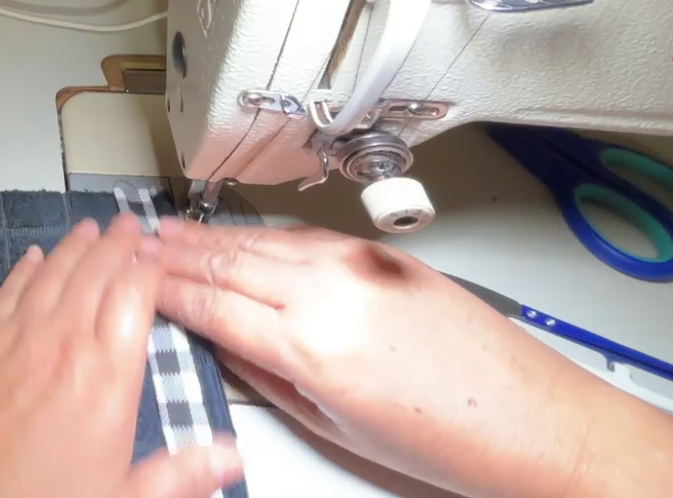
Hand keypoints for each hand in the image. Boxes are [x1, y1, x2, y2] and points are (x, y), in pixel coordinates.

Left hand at [0, 214, 243, 497]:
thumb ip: (179, 474)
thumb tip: (233, 455)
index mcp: (106, 377)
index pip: (134, 300)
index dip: (148, 268)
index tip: (160, 251)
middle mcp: (64, 340)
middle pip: (95, 274)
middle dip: (117, 244)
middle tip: (132, 222)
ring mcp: (19, 331)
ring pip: (53, 272)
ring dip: (74, 246)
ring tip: (92, 227)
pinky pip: (10, 289)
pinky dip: (25, 268)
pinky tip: (34, 255)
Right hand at [150, 219, 604, 497]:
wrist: (540, 420)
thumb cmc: (446, 442)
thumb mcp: (334, 427)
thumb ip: (263, 374)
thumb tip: (216, 339)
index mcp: (310, 349)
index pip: (210, 306)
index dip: (163, 290)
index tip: (133, 280)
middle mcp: (323, 294)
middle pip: (222, 262)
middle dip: (171, 253)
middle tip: (132, 244)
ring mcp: (347, 262)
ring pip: (250, 239)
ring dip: (201, 235)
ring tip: (164, 230)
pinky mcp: (369, 249)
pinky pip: (290, 235)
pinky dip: (249, 232)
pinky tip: (227, 233)